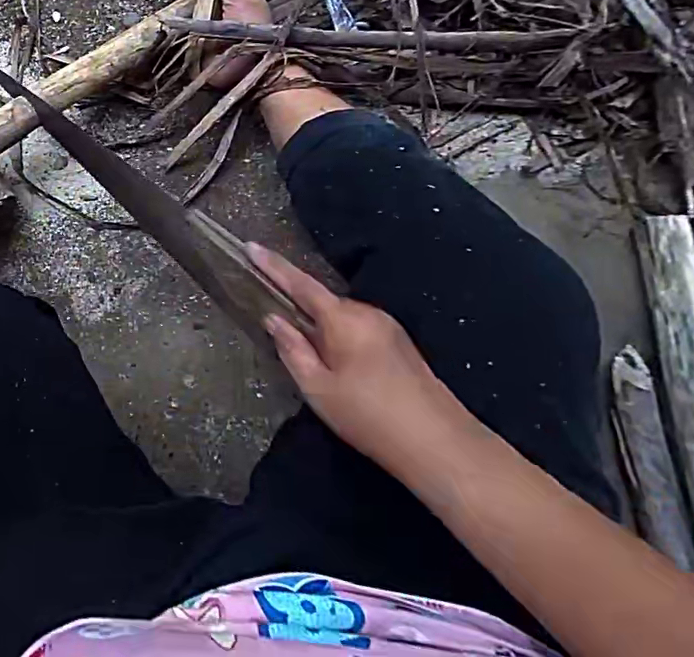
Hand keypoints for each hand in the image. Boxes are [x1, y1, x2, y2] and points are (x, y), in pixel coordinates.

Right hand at [246, 242, 479, 473]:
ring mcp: (388, 328)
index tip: (250, 246)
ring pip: (340, 318)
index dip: (273, 265)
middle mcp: (368, 314)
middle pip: (321, 302)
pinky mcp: (399, 345)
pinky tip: (339, 369)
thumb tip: (274, 319)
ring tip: (313, 363)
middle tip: (277, 332)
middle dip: (298, 309)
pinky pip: (356, 329)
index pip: (300, 284)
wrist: (443, 448)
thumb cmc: (371, 417)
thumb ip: (291, 348)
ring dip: (320, 328)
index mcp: (344, 320)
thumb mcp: (317, 388)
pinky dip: (339, 338)